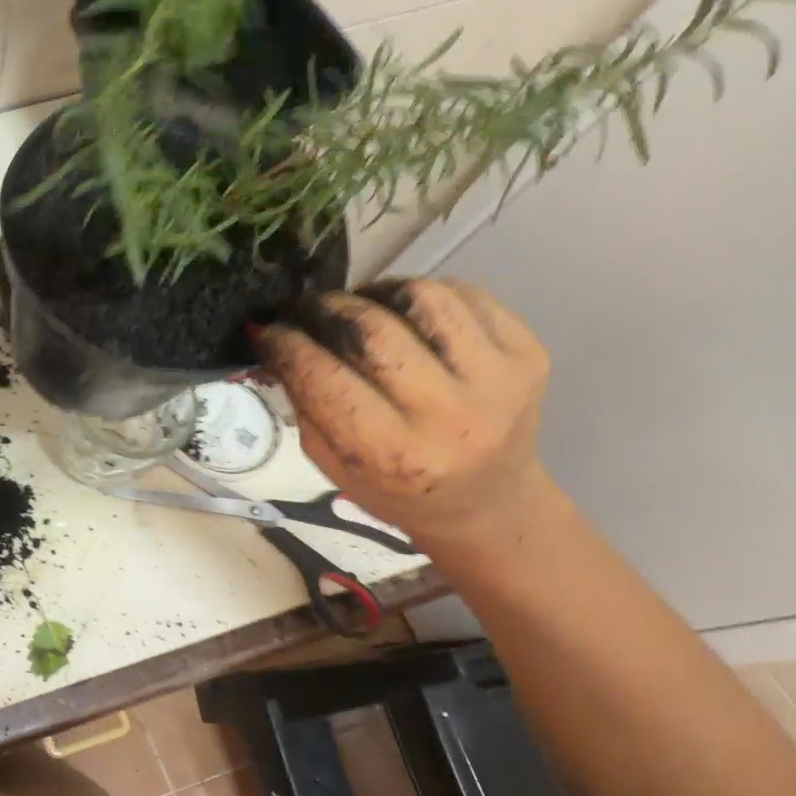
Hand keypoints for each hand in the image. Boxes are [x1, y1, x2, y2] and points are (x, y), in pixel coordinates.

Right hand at [256, 279, 555, 547]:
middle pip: (374, 330)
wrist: (488, 501)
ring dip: (376, 294)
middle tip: (304, 309)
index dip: (288, 344)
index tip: (267, 330)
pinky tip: (401, 312)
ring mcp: (499, 380)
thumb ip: (307, 403)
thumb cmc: (394, 489)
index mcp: (394, 454)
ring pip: (423, 299)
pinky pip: (465, 296)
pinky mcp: (528, 353)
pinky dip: (420, 295)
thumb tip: (273, 339)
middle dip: (326, 310)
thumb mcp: (332, 463)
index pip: (327, 379)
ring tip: (356, 305)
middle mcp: (452, 416)